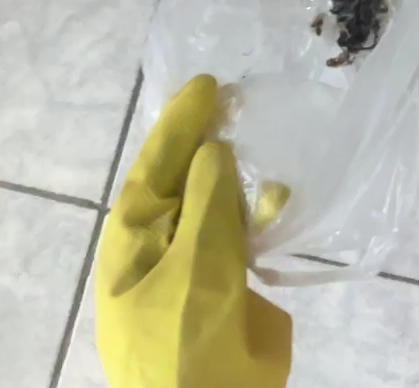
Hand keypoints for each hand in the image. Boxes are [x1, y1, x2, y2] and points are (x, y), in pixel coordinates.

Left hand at [95, 75, 291, 387]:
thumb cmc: (185, 337)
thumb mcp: (196, 262)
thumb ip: (208, 200)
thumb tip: (213, 148)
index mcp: (135, 239)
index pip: (155, 164)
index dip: (180, 121)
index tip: (208, 82)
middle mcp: (162, 243)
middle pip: (186, 176)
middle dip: (210, 137)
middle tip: (242, 98)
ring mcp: (196, 262)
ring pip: (218, 200)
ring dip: (241, 172)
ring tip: (268, 139)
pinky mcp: (231, 279)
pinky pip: (245, 230)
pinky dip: (263, 211)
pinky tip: (284, 199)